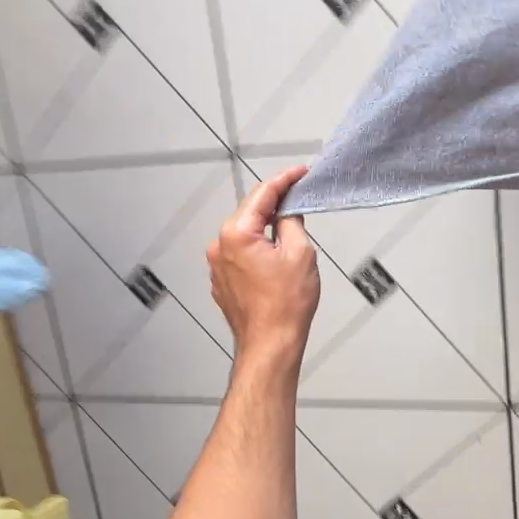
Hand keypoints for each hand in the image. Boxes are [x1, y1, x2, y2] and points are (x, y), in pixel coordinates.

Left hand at [208, 167, 319, 366]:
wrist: (270, 345)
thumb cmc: (285, 306)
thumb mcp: (300, 253)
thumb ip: (292, 223)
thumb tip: (289, 212)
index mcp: (237, 233)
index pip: (262, 194)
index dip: (284, 180)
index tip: (299, 173)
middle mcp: (220, 246)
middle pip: (251, 214)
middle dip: (275, 207)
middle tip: (300, 200)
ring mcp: (218, 266)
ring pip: (247, 237)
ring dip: (268, 233)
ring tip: (293, 242)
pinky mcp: (223, 283)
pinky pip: (242, 257)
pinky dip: (259, 253)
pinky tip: (278, 265)